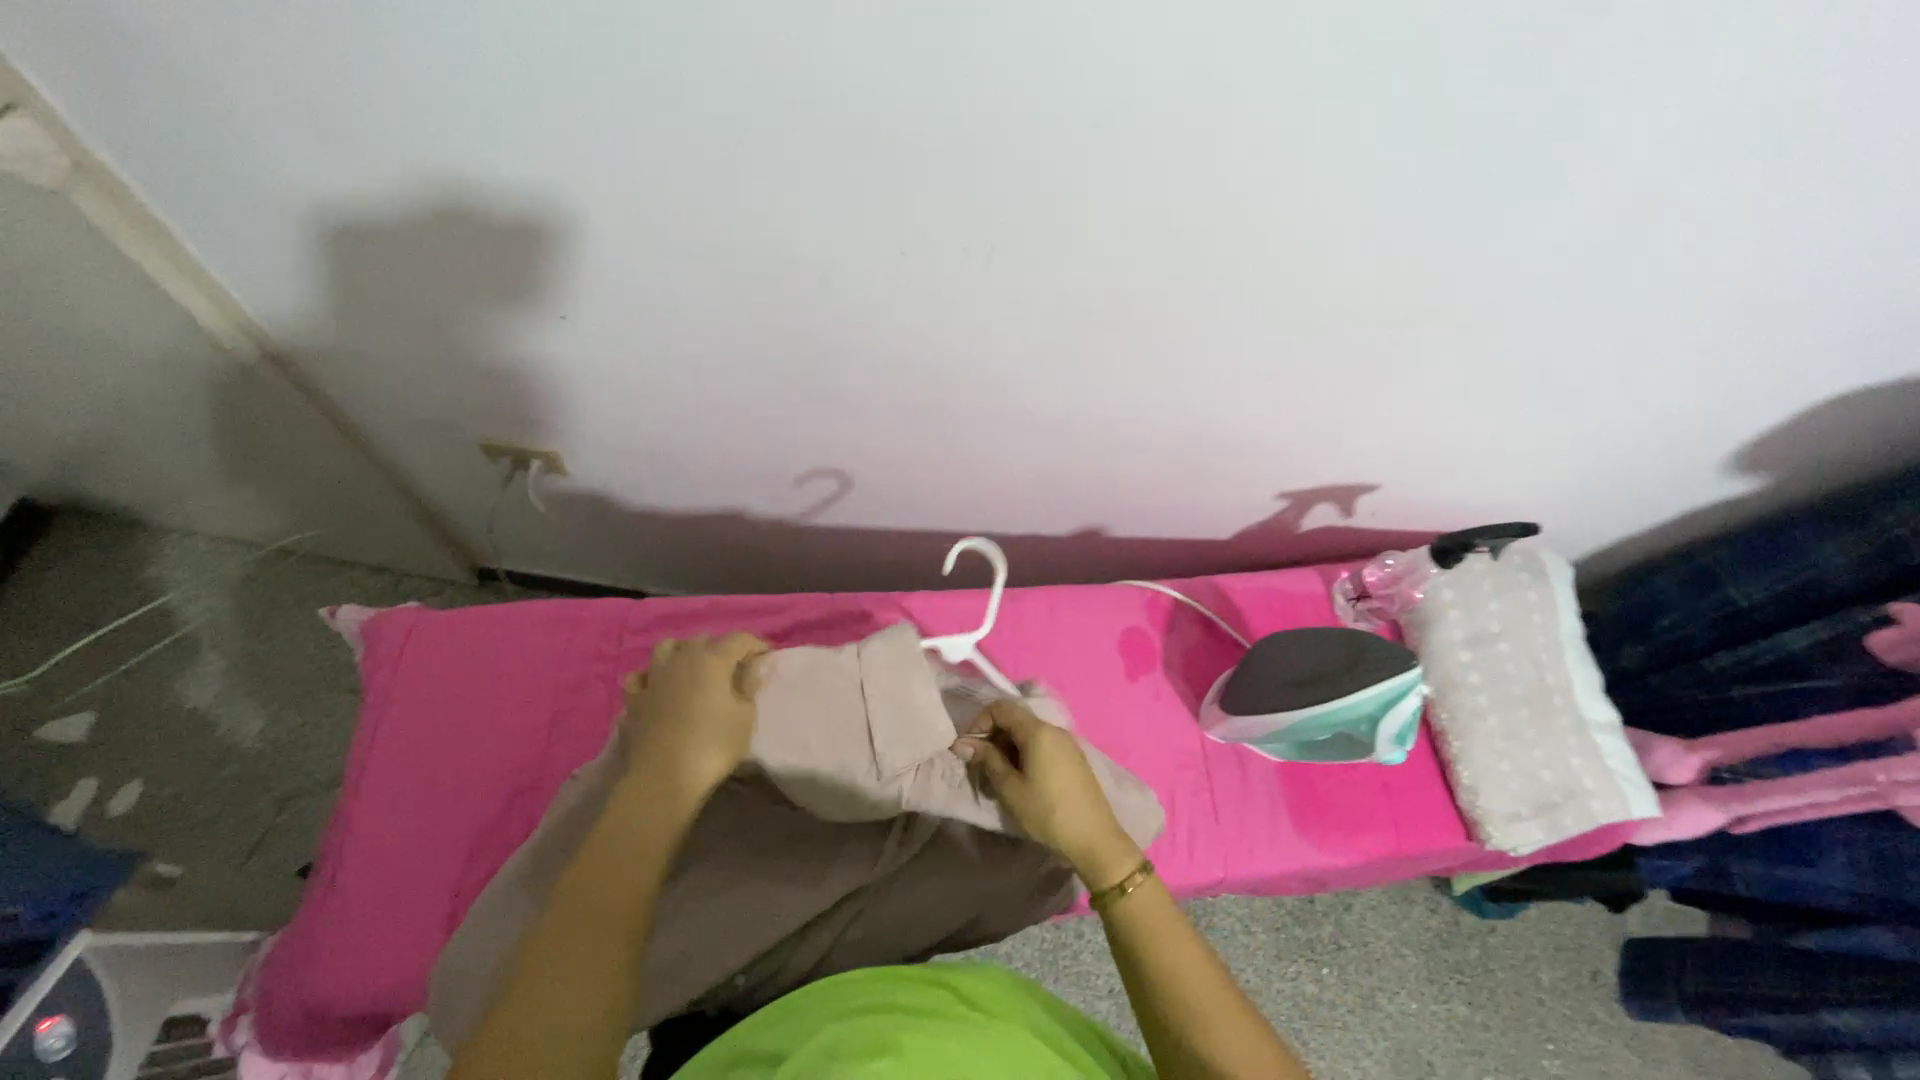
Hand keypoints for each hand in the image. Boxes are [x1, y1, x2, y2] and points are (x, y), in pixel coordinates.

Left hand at [620, 633, 769, 809]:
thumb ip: (748, 686)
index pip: (739, 639)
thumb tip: (751, 666)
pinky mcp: (634, 698)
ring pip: (669, 648)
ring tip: (695, 669)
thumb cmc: (713, 745)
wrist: (664, 776)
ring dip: (685, 652)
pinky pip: (642, 675)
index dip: (756, 644)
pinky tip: (659, 687)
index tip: (767, 656)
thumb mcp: (745, 717)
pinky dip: (652, 676)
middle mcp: (681, 658)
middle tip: (735, 666)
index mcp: (712, 659)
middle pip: (704, 639)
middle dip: (722, 647)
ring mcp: (653, 676)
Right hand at [955, 701, 1140, 886]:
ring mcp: (1067, 744)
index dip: (980, 721)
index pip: (1002, 708)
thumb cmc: (1047, 812)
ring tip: (998, 775)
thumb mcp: (1010, 788)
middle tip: (980, 764)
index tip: (970, 747)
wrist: (1094, 838)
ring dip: (1008, 747)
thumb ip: (987, 760)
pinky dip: (1025, 753)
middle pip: (1016, 719)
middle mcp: (1055, 730)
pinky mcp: (1074, 758)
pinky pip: (1043, 745)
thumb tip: (962, 743)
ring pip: (1029, 733)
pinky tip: (1021, 779)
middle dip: (993, 735)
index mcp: (1038, 731)